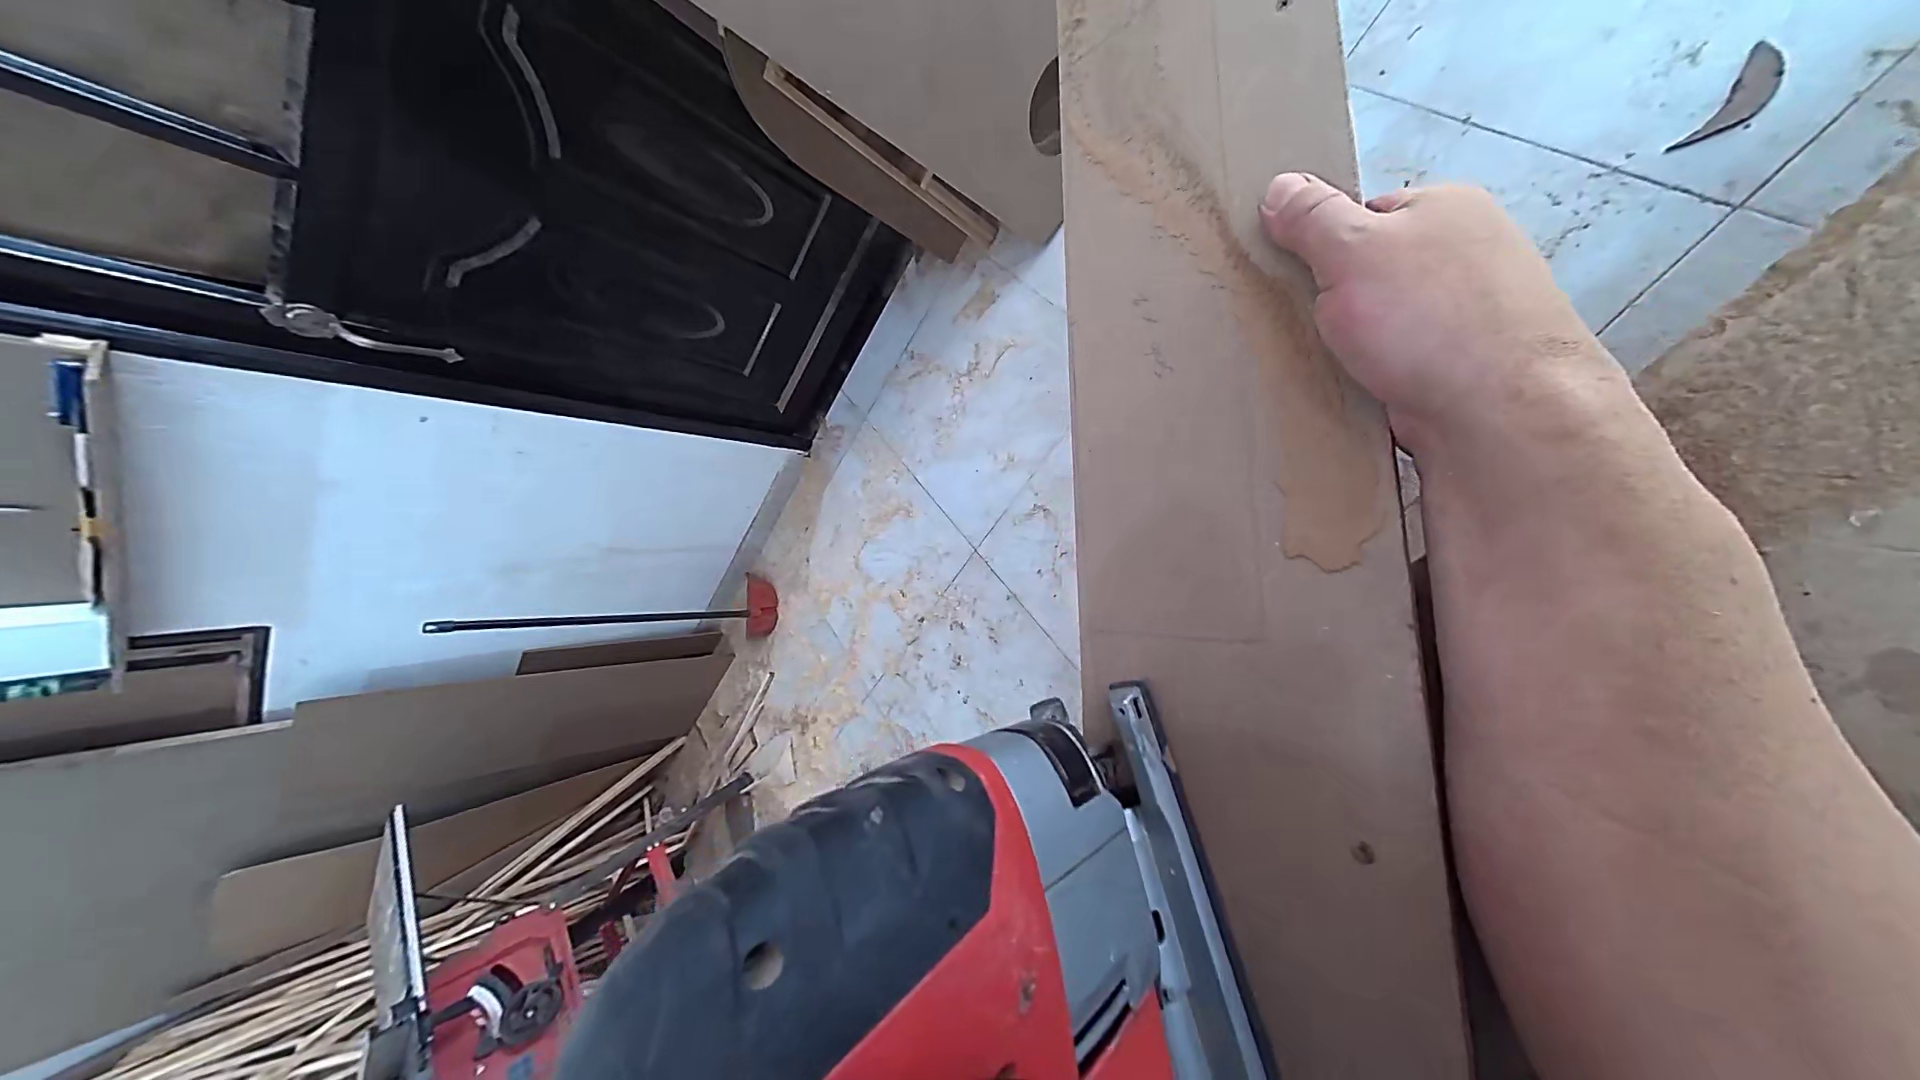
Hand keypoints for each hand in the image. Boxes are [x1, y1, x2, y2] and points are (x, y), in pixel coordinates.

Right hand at [1258, 174, 1616, 453]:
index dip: (1322, 247)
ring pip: (1382, 319)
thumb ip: (1313, 218)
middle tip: (1316, 325)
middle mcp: (1465, 251)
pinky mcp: (1458, 361)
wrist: (1496, 408)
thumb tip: (1280, 185)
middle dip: (1336, 298)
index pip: (1362, 215)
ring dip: (1353, 341)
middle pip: (1371, 269)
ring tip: (1334, 360)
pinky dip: (1373, 370)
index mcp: (1446, 207)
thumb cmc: (1426, 319)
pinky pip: (1397, 357)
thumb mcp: (1353, 252)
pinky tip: (1360, 384)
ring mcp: (1467, 309)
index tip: (1303, 279)